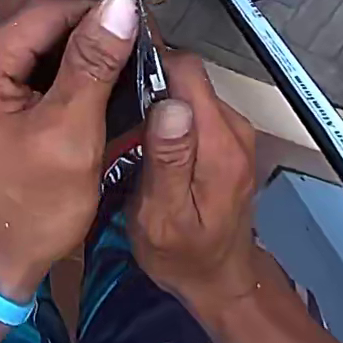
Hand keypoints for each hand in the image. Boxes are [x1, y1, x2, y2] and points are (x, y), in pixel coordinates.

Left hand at [0, 0, 139, 299]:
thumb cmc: (31, 208)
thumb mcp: (70, 134)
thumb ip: (92, 64)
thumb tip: (119, 6)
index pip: (44, 13)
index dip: (96, 12)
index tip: (141, 22)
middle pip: (35, 26)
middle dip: (87, 31)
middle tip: (137, 43)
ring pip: (33, 46)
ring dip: (76, 51)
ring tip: (122, 59)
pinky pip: (24, 69)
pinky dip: (58, 72)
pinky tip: (92, 79)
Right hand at [130, 51, 263, 317]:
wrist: (220, 282)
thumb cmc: (183, 254)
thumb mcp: (163, 214)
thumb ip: (169, 159)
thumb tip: (170, 103)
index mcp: (219, 144)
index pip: (187, 71)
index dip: (148, 60)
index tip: (112, 66)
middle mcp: (234, 129)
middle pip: (187, 74)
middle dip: (147, 75)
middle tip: (107, 92)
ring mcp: (234, 132)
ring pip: (188, 86)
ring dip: (155, 90)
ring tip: (119, 109)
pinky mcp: (227, 137)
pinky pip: (193, 103)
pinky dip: (166, 106)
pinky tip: (141, 127)